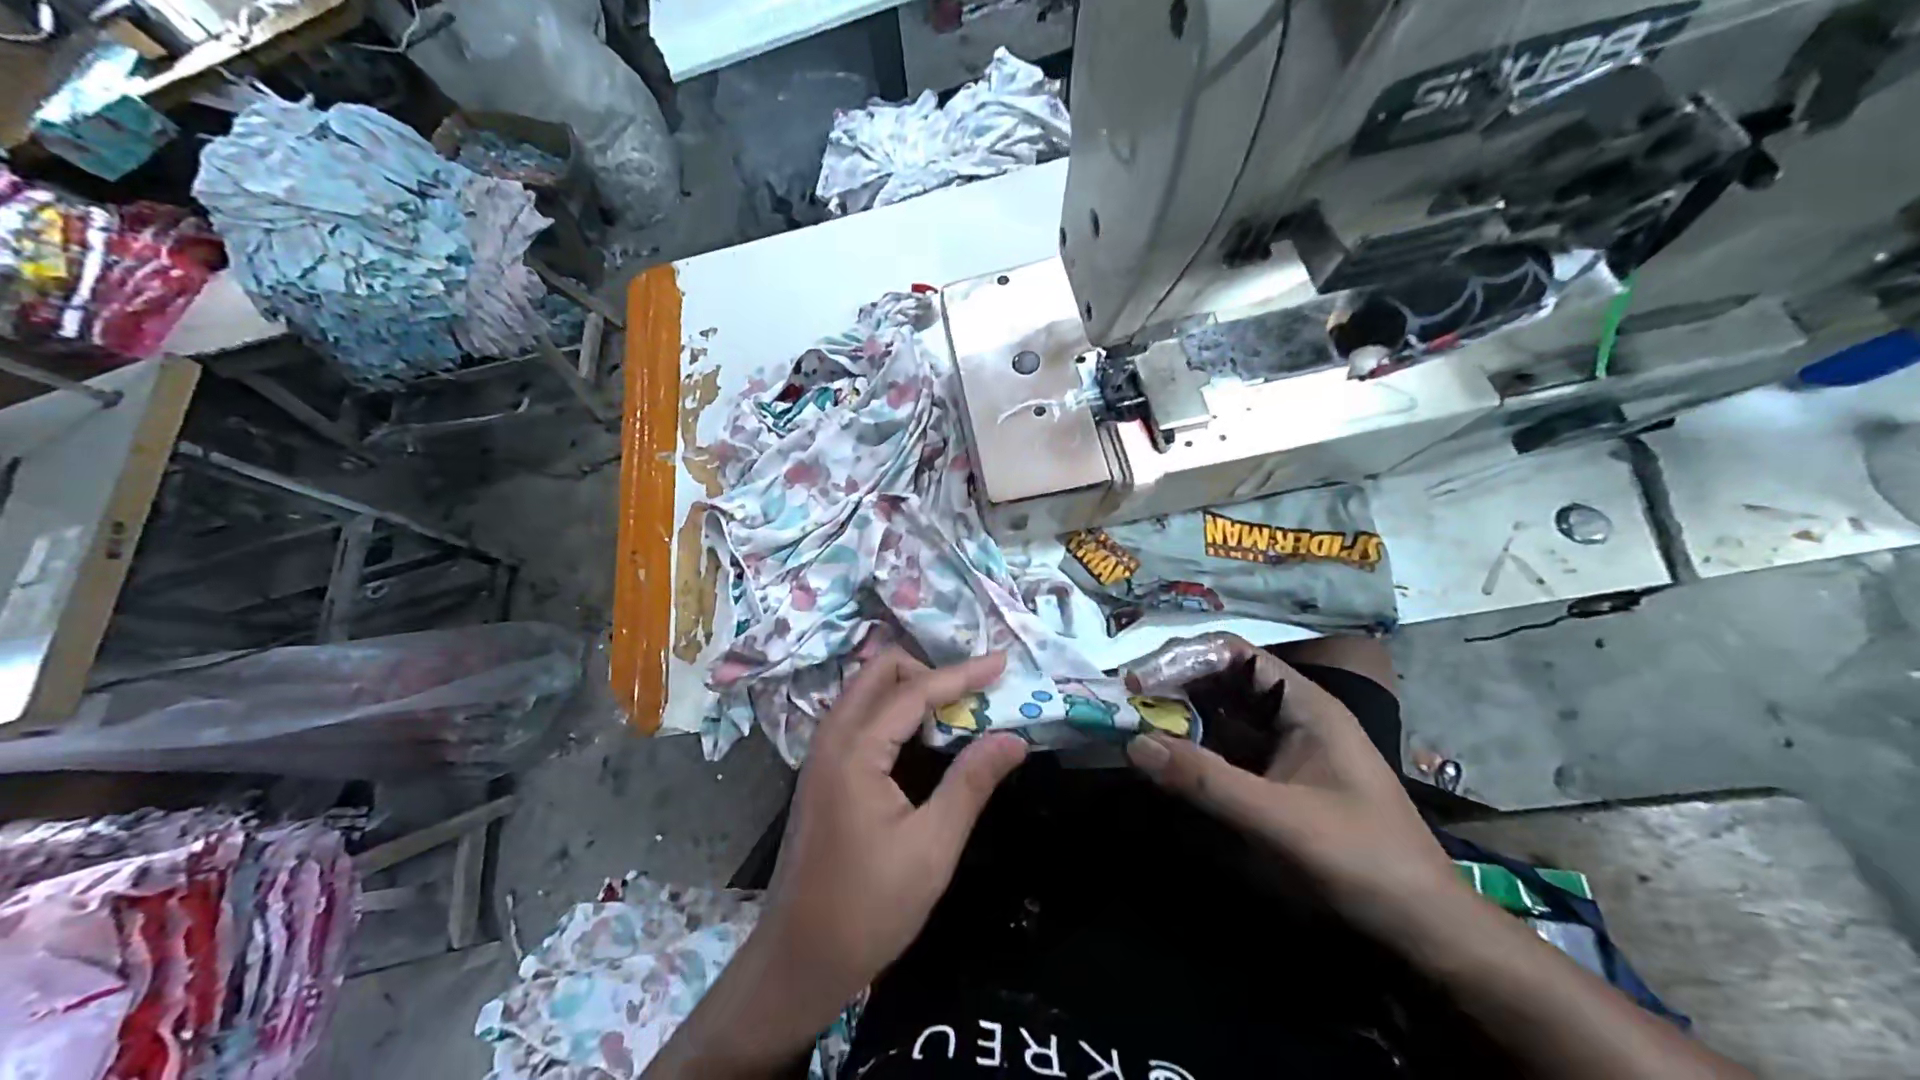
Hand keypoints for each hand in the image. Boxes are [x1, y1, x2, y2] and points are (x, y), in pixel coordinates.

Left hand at [759, 647, 1028, 1004]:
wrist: (799, 959)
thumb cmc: (869, 908)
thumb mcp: (932, 847)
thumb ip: (971, 783)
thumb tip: (1013, 738)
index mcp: (854, 751)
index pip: (914, 691)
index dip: (961, 674)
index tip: (1001, 663)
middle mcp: (830, 739)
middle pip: (878, 672)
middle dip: (929, 670)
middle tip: (974, 692)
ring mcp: (820, 755)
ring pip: (865, 692)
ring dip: (910, 688)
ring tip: (955, 707)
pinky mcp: (821, 773)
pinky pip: (858, 717)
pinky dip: (893, 710)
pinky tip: (920, 735)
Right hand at [1124, 634, 1462, 942]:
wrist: (1423, 928)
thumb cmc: (1361, 860)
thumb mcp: (1278, 819)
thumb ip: (1206, 780)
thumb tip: (1134, 743)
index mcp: (1305, 705)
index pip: (1233, 655)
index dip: (1183, 660)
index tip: (1136, 682)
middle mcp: (1293, 715)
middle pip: (1222, 682)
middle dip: (1174, 688)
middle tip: (1125, 705)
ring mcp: (1286, 748)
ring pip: (1222, 717)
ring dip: (1180, 719)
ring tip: (1134, 727)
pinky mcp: (1278, 780)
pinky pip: (1227, 751)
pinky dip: (1194, 750)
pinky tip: (1165, 762)